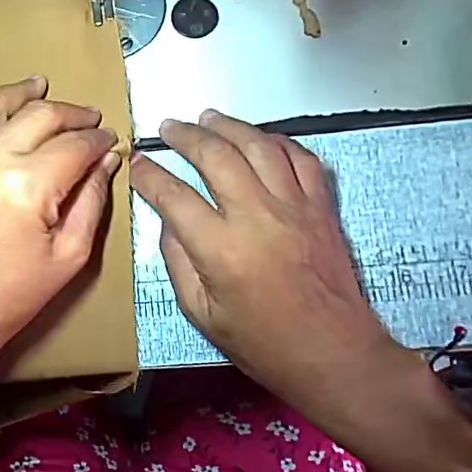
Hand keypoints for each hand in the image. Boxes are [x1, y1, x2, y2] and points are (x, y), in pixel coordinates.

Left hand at [0, 76, 120, 372]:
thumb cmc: (12, 294)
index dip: (98, 139)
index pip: (73, 146)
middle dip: (70, 113)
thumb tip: (107, 157)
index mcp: (26, 188)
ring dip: (20, 92)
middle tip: (88, 117)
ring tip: (40, 85)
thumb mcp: (69, 255)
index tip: (110, 138)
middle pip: (37, 116)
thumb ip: (92, 199)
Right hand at [129, 110, 406, 401]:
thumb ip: (178, 260)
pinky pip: (301, 158)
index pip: (173, 195)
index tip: (136, 161)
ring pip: (259, 146)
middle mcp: (257, 217)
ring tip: (208, 117)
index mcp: (220, 249)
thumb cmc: (261, 342)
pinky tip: (260, 139)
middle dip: (186, 136)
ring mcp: (295, 207)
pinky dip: (277, 141)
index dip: (148, 173)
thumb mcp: (200, 312)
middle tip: (169, 126)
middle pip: (216, 156)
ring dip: (230, 126)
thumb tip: (169, 221)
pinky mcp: (322, 207)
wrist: (335, 354)